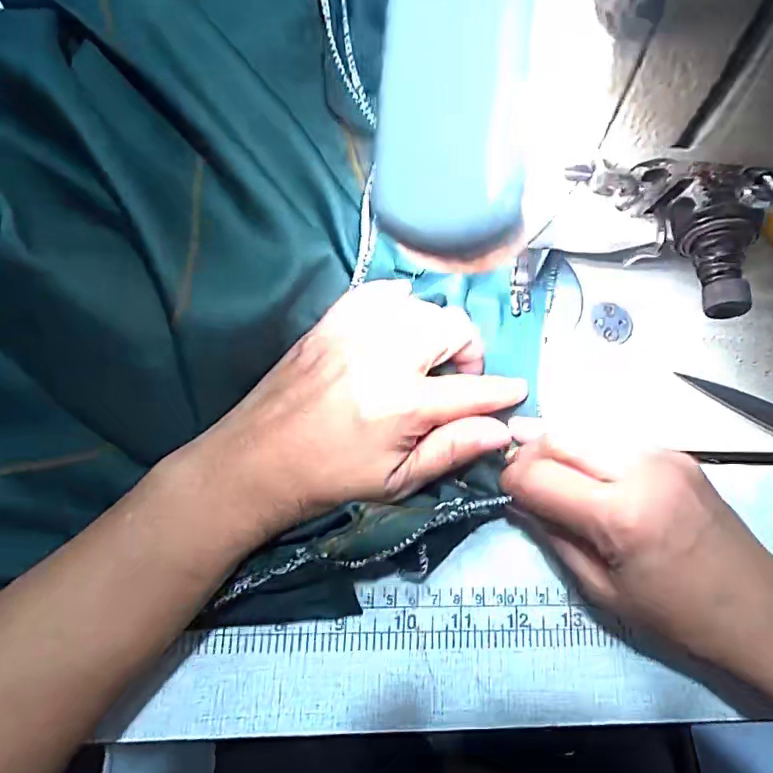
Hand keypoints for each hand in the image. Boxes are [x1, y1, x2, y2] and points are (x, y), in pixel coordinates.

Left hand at [181, 280, 527, 532]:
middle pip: (453, 327)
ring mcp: (353, 331)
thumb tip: (502, 430)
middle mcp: (381, 356)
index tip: (516, 391)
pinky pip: (382, 292)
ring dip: (436, 331)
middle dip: (469, 353)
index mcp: (400, 404)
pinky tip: (397, 332)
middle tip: (455, 383)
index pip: (472, 390)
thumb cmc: (332, 479)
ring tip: (424, 361)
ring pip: (422, 305)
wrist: (256, 461)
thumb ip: (452, 450)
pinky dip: (401, 306)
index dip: (501, 392)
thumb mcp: (398, 481)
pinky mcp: (331, 321)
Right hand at [499, 421, 772, 691]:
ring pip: (588, 430)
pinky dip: (592, 452)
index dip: (511, 481)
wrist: (757, 607)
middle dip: (530, 454)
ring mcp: (664, 454)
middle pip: (560, 436)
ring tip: (552, 479)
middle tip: (522, 482)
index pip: (539, 473)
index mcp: (621, 513)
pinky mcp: (678, 453)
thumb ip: (556, 539)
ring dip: (560, 448)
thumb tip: (519, 504)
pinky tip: (591, 477)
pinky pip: (618, 441)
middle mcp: (642, 469)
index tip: (506, 495)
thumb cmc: (678, 616)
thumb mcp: (604, 591)